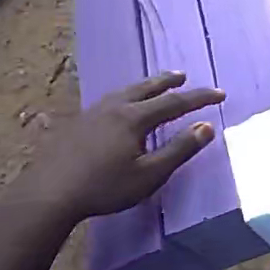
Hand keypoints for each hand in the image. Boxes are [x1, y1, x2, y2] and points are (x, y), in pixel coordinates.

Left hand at [0, 72, 224, 226]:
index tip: (220, 94)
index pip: (175, 102)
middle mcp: (113, 108)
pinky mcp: (74, 124)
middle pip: (145, 88)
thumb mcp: (150, 174)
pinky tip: (112, 107)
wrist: (49, 193)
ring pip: (122, 92)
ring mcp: (90, 113)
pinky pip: (104, 102)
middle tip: (183, 75)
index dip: (199, 98)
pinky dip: (120, 98)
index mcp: (134, 118)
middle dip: (167, 82)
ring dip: (143, 87)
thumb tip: (206, 127)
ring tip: (152, 86)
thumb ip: (179, 149)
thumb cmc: (105, 187)